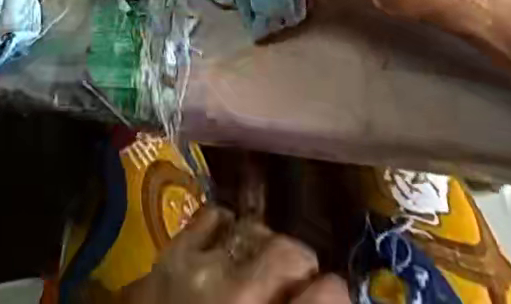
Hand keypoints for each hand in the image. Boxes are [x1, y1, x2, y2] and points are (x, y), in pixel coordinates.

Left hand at [122, 206, 346, 303]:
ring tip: (264, 264)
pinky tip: (230, 246)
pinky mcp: (174, 252)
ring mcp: (204, 268)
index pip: (327, 295)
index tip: (334, 294)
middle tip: (300, 281)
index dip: (337, 293)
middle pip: (290, 252)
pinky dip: (228, 226)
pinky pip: (214, 215)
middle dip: (303, 265)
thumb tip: (324, 298)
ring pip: (254, 229)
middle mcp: (240, 296)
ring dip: (266, 244)